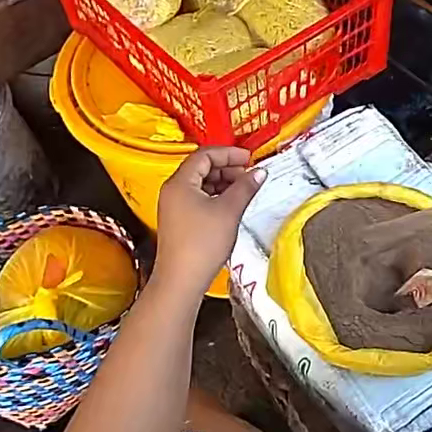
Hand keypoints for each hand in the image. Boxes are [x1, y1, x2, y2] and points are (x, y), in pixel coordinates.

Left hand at [154, 147, 262, 291]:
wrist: (182, 278)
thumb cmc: (200, 245)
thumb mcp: (229, 211)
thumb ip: (245, 187)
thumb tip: (258, 173)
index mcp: (180, 182)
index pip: (204, 155)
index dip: (228, 153)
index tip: (248, 157)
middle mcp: (173, 191)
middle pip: (201, 168)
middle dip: (227, 168)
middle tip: (248, 173)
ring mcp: (174, 206)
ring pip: (200, 184)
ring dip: (223, 183)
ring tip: (243, 189)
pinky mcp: (179, 220)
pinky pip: (198, 199)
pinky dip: (216, 197)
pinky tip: (231, 205)